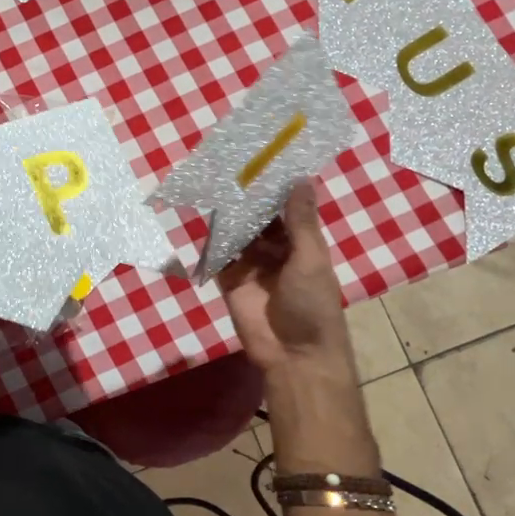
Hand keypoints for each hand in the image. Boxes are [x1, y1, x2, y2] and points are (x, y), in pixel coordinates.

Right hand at [216, 178, 352, 375]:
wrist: (294, 354)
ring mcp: (250, 266)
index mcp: (301, 246)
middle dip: (247, 200)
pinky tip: (202, 219)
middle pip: (258, 221)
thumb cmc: (313, 306)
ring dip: (228, 217)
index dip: (275, 189)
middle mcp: (275, 252)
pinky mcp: (229, 280)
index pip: (286, 211)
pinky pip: (218, 256)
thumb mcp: (310, 259)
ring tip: (211, 187)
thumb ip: (300, 222)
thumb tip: (300, 178)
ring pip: (237, 235)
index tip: (259, 161)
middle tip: (227, 168)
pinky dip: (211, 240)